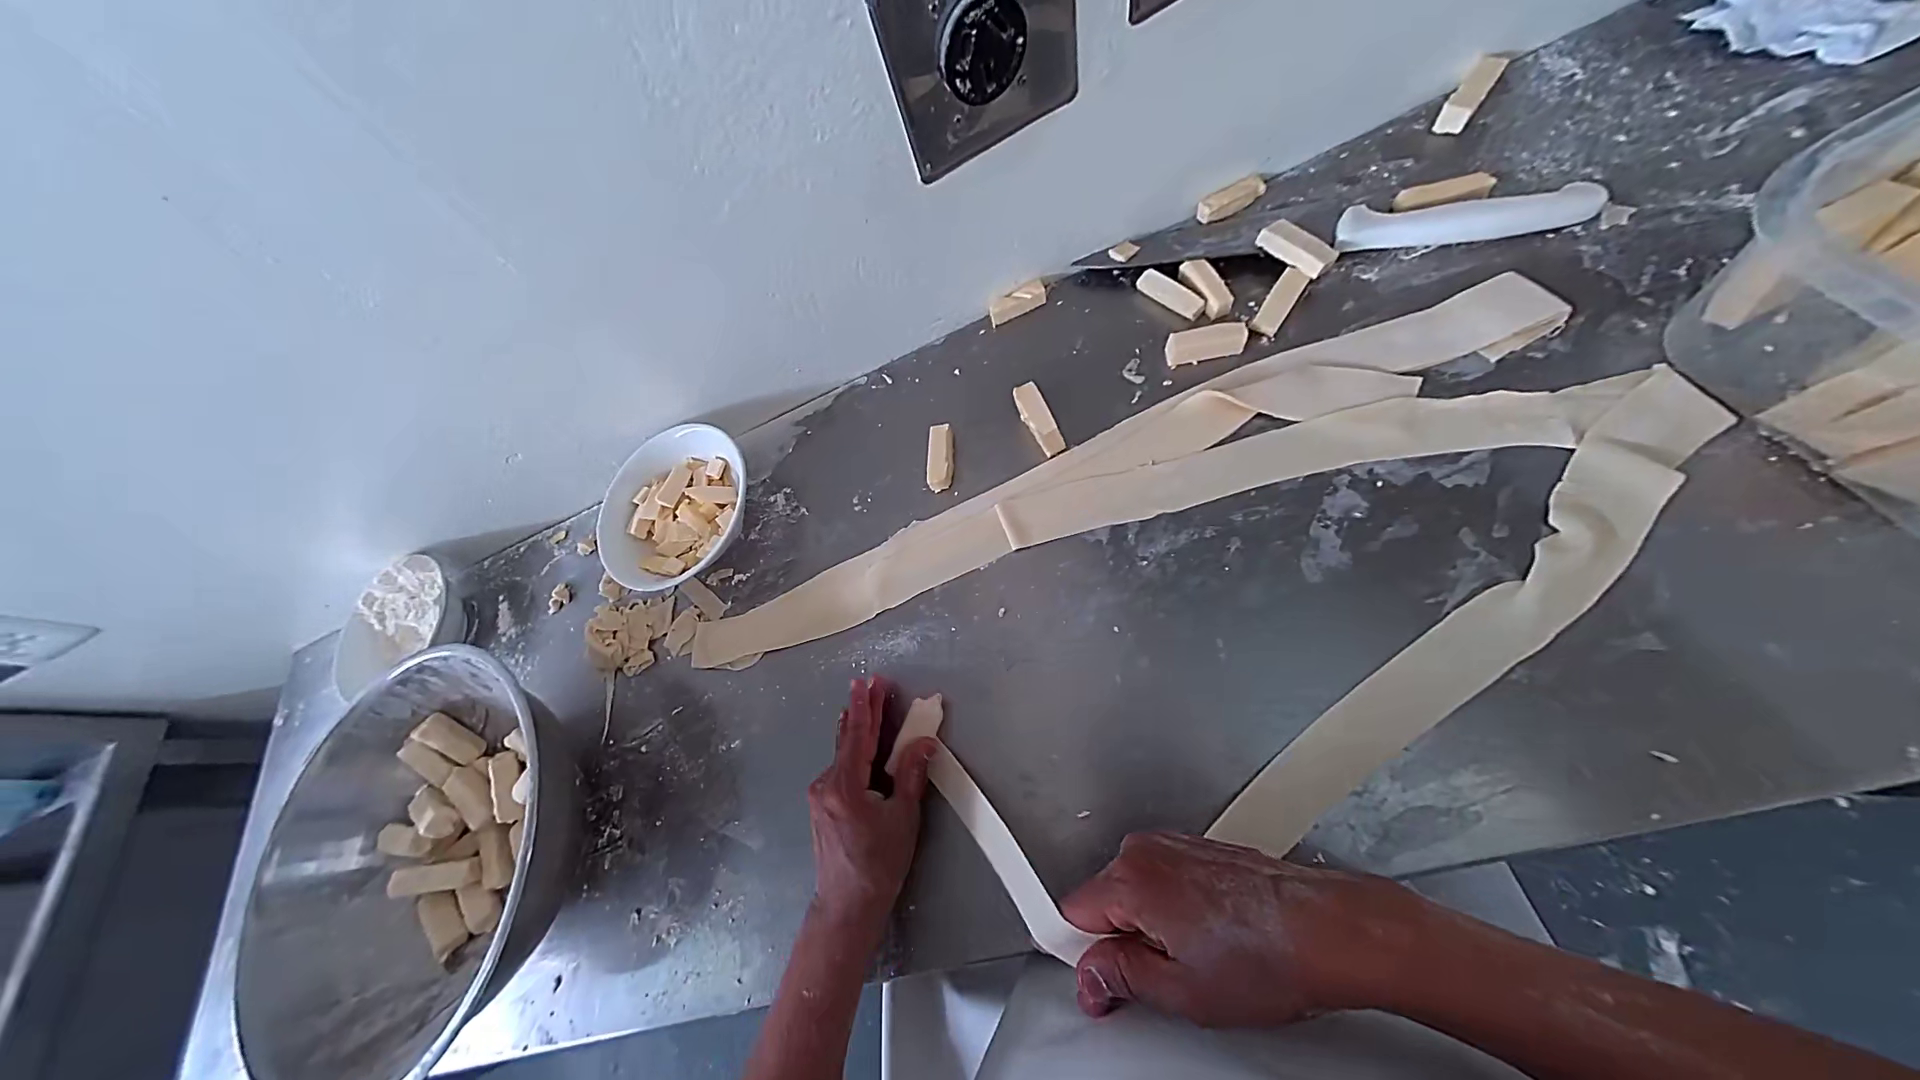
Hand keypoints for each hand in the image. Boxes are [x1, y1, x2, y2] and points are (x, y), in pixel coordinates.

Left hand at [806, 676, 937, 925]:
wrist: (847, 905)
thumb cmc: (879, 865)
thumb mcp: (903, 818)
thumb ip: (911, 774)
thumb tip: (924, 743)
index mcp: (845, 786)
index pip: (858, 736)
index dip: (866, 706)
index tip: (867, 682)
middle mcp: (826, 785)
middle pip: (848, 739)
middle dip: (863, 710)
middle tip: (872, 684)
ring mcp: (820, 794)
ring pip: (843, 754)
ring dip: (858, 730)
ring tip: (869, 706)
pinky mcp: (821, 804)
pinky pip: (840, 768)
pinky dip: (854, 751)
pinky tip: (862, 745)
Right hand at [1062, 831, 1444, 1026]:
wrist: (1331, 929)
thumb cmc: (1270, 955)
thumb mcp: (1183, 991)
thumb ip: (1121, 977)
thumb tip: (1092, 975)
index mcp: (1130, 880)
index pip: (1069, 914)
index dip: (1081, 955)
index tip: (1098, 978)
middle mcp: (1145, 850)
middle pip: (1102, 900)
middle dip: (1121, 940)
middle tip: (1166, 976)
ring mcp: (1172, 844)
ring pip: (1133, 891)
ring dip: (1150, 925)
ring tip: (1200, 953)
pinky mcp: (1195, 847)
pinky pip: (1161, 878)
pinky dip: (1174, 907)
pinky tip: (1213, 934)